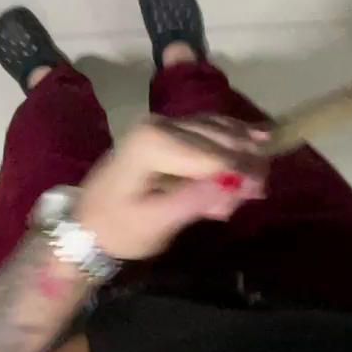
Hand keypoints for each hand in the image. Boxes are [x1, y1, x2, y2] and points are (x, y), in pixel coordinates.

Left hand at [74, 115, 270, 260]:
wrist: (87, 222)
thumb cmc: (118, 227)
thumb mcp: (155, 223)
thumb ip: (193, 201)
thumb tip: (233, 185)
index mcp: (153, 144)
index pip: (211, 155)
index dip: (241, 171)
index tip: (261, 192)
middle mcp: (158, 125)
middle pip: (216, 137)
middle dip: (245, 159)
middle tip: (264, 186)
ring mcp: (161, 124)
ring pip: (214, 128)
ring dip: (240, 146)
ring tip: (263, 169)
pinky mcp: (164, 130)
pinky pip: (204, 127)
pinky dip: (228, 136)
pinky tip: (254, 139)